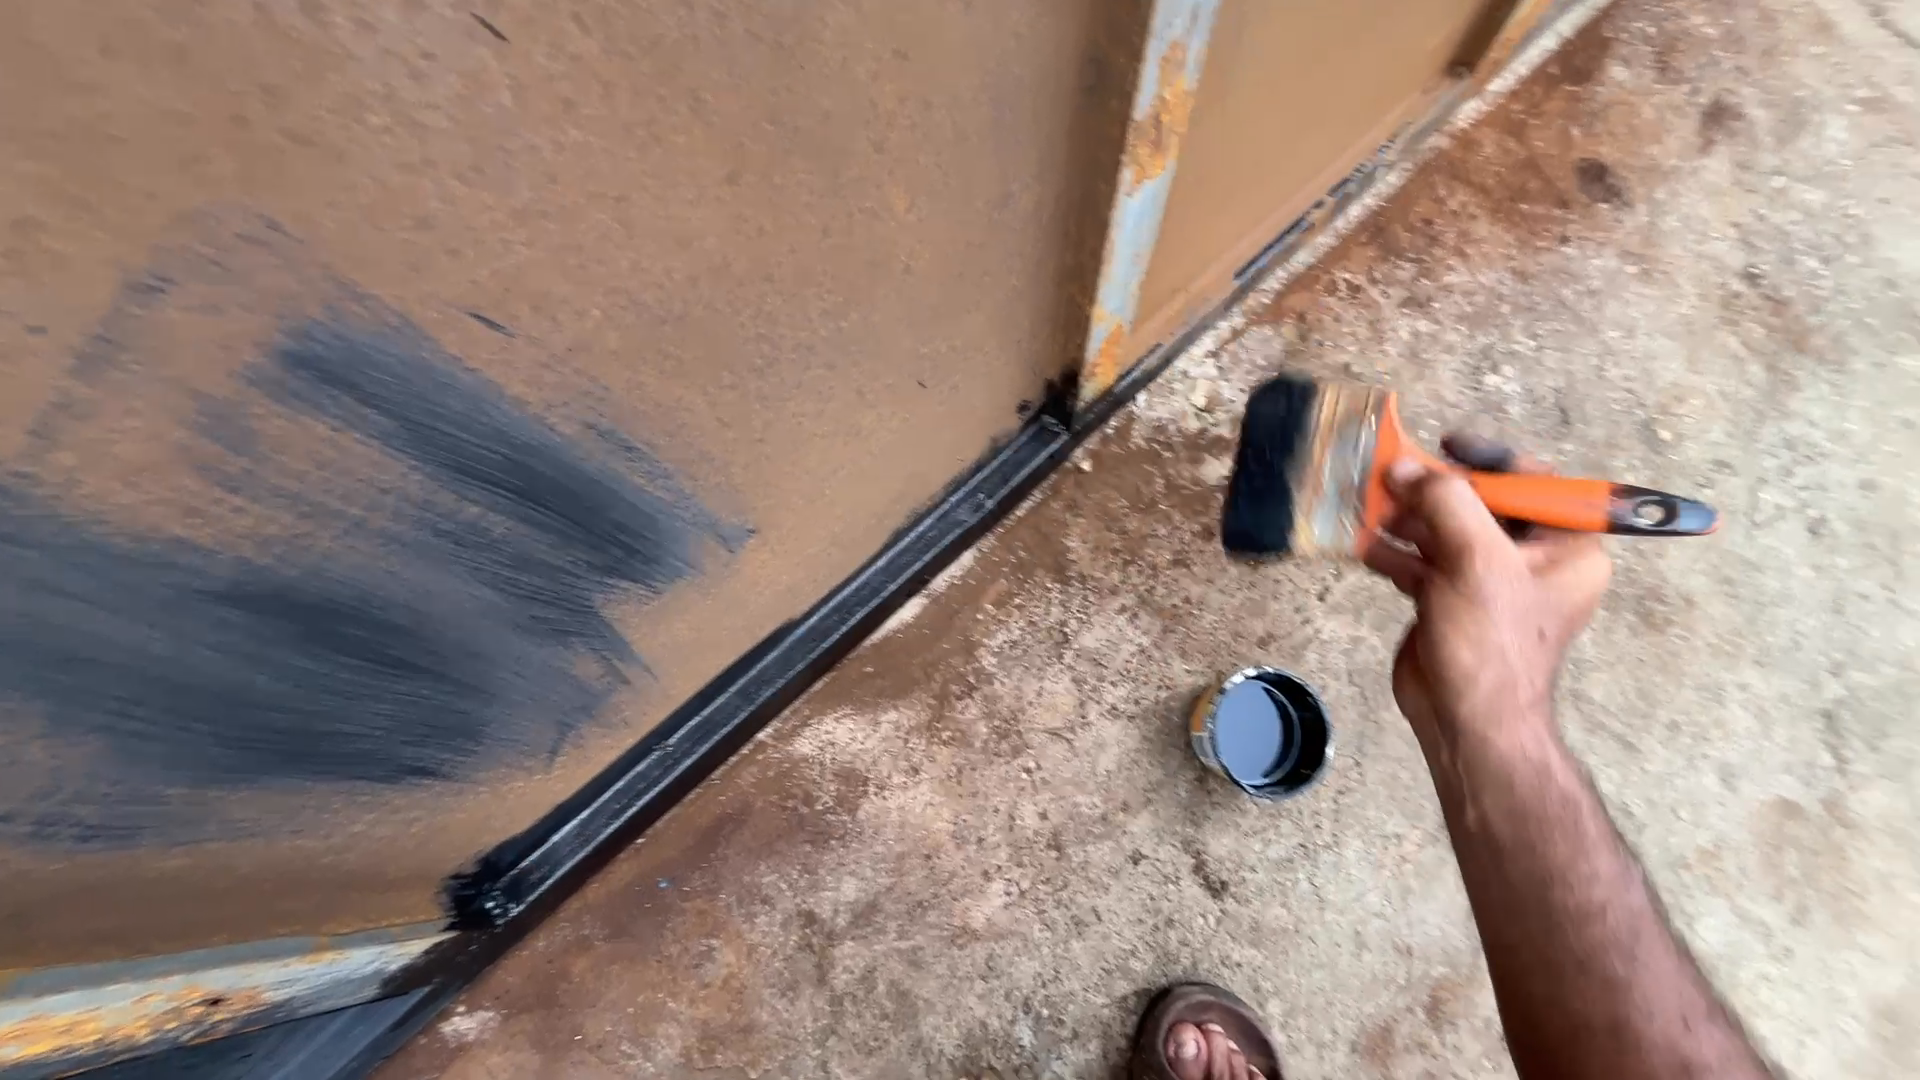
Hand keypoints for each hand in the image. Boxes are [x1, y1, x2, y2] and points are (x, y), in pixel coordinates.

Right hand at [1361, 435, 1611, 751]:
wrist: (1465, 716)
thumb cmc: (1489, 640)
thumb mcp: (1476, 561)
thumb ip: (1444, 503)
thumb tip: (1403, 468)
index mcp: (1563, 546)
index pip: (1532, 483)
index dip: (1489, 459)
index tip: (1445, 442)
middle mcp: (1528, 559)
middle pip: (1477, 504)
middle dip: (1432, 491)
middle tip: (1390, 477)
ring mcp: (1483, 581)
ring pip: (1442, 531)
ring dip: (1404, 518)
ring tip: (1368, 507)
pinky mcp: (1445, 599)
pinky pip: (1418, 561)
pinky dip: (1391, 551)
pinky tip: (1362, 544)